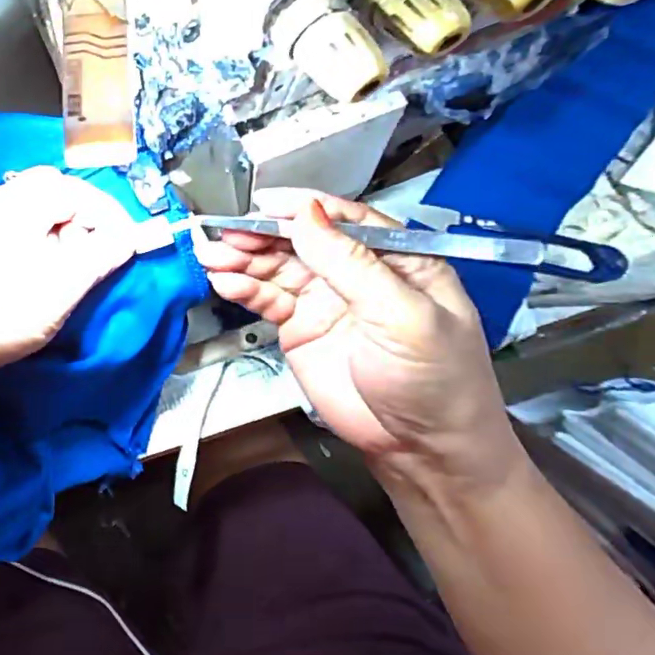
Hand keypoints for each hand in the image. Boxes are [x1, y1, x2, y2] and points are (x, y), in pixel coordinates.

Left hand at [0, 167, 138, 408]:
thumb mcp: (62, 286)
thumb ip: (101, 255)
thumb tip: (125, 238)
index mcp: (21, 201)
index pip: (82, 192)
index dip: (112, 217)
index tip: (131, 245)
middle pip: (55, 192)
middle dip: (84, 218)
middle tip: (100, 252)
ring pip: (33, 210)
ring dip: (60, 230)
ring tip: (71, 266)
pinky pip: (14, 227)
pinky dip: (37, 240)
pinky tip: (37, 270)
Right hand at [194, 189, 523, 500]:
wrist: (422, 449)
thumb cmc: (440, 384)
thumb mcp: (403, 315)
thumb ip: (352, 263)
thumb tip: (310, 215)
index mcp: (396, 258)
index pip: (343, 219)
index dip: (302, 209)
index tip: (266, 205)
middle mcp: (357, 273)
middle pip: (301, 239)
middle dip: (262, 234)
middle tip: (229, 234)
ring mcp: (326, 300)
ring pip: (277, 267)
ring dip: (244, 259)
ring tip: (214, 256)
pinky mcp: (301, 328)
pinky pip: (267, 299)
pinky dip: (244, 289)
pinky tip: (227, 283)